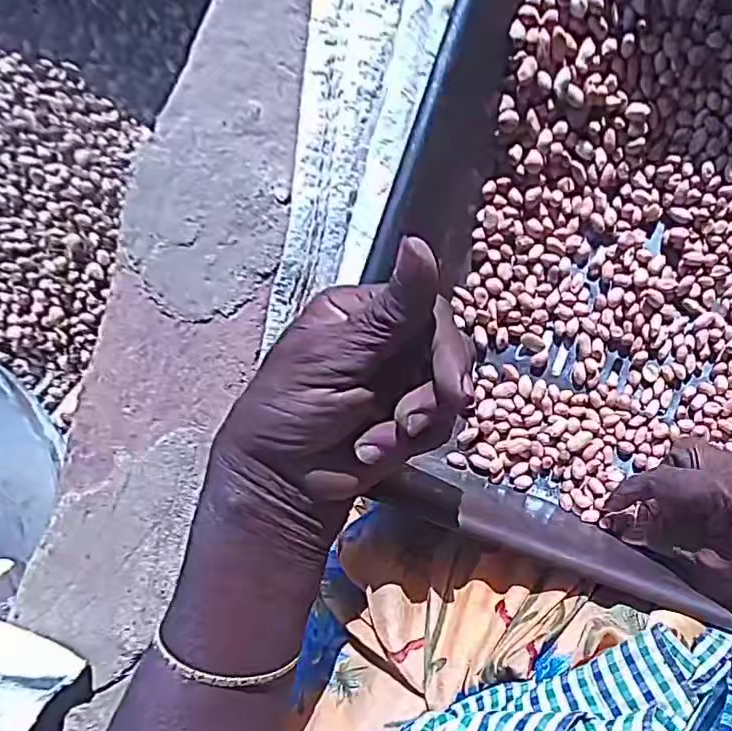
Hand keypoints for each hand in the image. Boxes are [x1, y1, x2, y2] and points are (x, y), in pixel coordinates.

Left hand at [204, 236, 471, 561]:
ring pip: (448, 392)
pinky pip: (439, 424)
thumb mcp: (337, 357)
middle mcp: (389, 343)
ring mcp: (401, 382)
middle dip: (436, 393)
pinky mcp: (410, 418)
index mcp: (364, 314)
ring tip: (378, 441)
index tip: (451, 387)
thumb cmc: (287, 413)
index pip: (428, 313)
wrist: (280, 486)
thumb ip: (390, 310)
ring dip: (419, 423)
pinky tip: (374, 451)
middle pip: (447, 354)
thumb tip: (419, 245)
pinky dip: (412, 443)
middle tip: (415, 423)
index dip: (446, 350)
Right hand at [604, 439, 731, 623]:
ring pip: (700, 455)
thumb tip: (634, 532)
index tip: (610, 510)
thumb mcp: (712, 572)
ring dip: (679, 479)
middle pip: (681, 451)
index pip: (663, 478)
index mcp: (726, 491)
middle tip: (650, 513)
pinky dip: (700, 483)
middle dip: (658, 477)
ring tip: (674, 516)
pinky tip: (700, 515)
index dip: (629, 493)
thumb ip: (671, 545)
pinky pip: (719, 467)